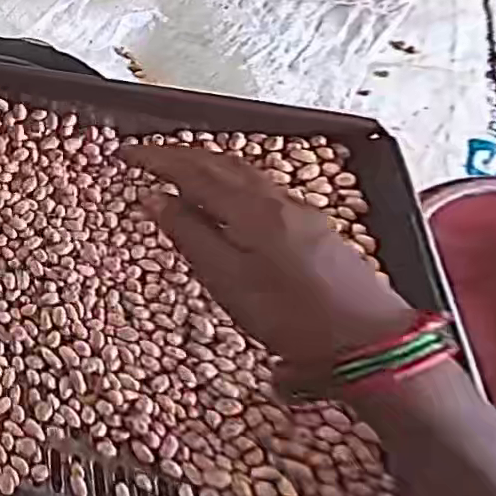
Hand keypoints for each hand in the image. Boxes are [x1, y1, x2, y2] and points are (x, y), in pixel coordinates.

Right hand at [121, 144, 414, 376]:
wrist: (370, 343)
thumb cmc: (286, 314)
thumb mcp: (223, 276)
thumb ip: (187, 232)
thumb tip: (153, 198)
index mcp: (251, 209)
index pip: (192, 172)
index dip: (156, 158)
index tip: (125, 152)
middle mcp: (277, 201)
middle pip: (221, 163)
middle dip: (178, 154)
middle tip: (145, 154)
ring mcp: (299, 212)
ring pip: (243, 172)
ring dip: (204, 162)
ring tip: (175, 166)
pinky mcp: (312, 226)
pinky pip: (259, 186)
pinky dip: (228, 178)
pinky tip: (219, 192)